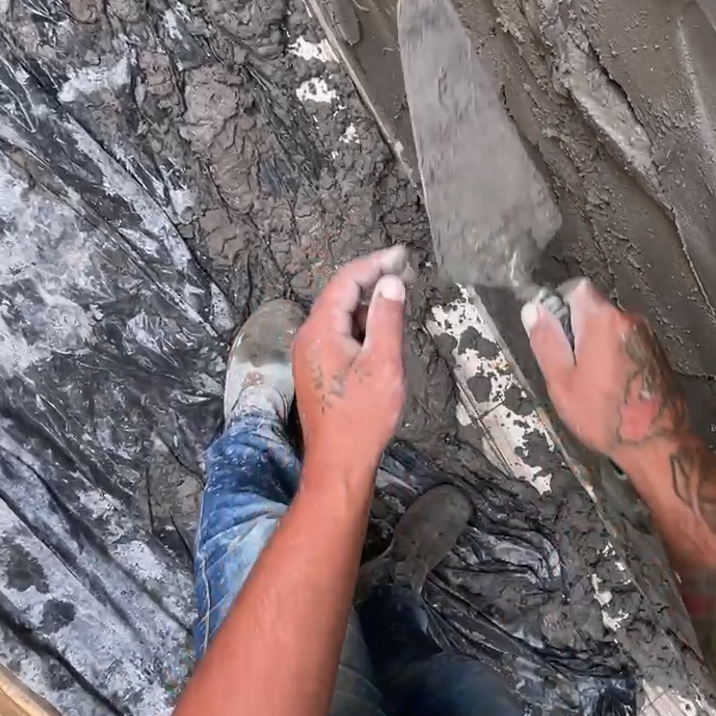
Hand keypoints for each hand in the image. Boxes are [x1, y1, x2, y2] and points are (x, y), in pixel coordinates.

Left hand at [294, 246, 411, 481]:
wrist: (339, 462)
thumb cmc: (363, 416)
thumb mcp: (383, 364)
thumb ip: (387, 319)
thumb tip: (392, 282)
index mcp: (320, 330)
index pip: (346, 281)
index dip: (375, 263)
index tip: (402, 254)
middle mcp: (309, 336)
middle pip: (341, 294)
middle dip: (373, 278)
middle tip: (406, 268)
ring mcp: (311, 353)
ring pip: (341, 314)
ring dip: (369, 301)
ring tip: (400, 292)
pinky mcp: (318, 368)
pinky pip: (340, 332)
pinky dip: (363, 322)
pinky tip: (383, 325)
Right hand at [521, 279, 688, 463]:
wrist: (657, 443)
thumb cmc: (605, 416)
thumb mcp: (562, 382)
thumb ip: (547, 341)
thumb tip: (533, 310)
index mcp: (603, 321)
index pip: (576, 289)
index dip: (559, 307)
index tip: (555, 336)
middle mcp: (629, 320)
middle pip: (593, 310)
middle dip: (578, 331)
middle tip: (572, 369)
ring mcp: (646, 336)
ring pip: (610, 329)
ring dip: (597, 347)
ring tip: (594, 384)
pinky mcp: (656, 353)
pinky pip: (626, 343)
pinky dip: (615, 357)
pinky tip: (613, 387)